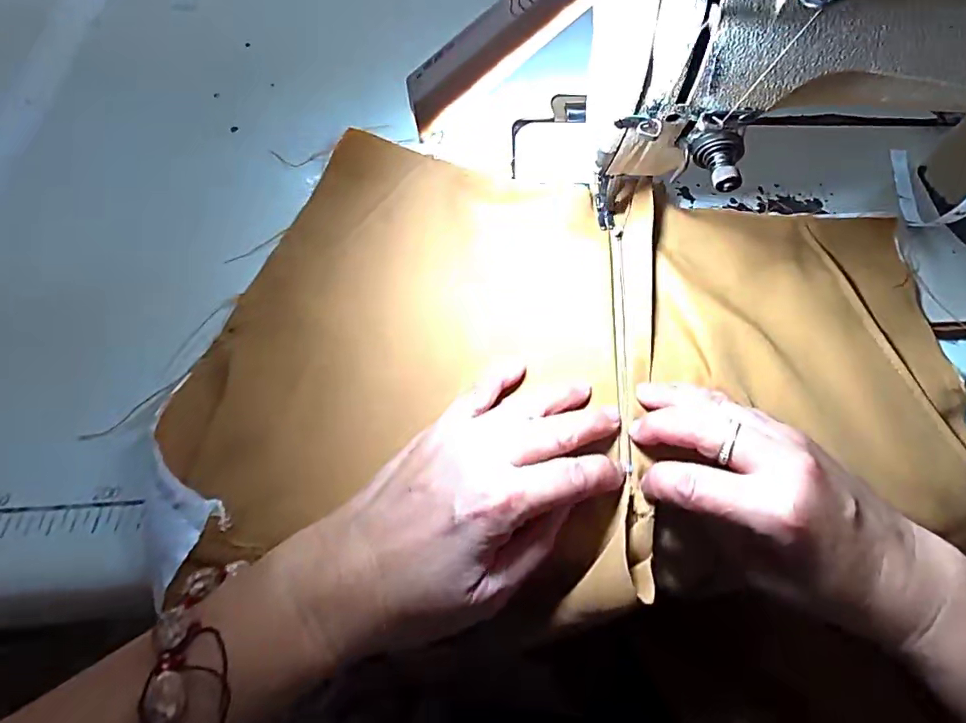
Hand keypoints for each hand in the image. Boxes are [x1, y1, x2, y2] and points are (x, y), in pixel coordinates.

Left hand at [280, 363, 623, 659]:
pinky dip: (498, 377)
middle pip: (551, 433)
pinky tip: (519, 366)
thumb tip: (569, 504)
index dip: (601, 474)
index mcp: (501, 504)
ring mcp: (458, 436)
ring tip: (584, 390)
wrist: (345, 574)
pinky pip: (474, 394)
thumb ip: (536, 545)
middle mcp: (484, 458)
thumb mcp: (488, 593)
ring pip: (520, 407)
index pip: (569, 478)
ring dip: (556, 397)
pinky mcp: (436, 429)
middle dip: (589, 426)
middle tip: (616, 418)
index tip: (621, 471)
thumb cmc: (418, 598)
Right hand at [628, 382, 965, 650]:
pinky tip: (689, 397)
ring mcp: (791, 439)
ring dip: (683, 399)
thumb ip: (715, 528)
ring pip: (725, 408)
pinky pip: (741, 407)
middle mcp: (782, 462)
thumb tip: (671, 498)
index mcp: (775, 507)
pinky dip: (708, 400)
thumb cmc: (828, 585)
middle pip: (710, 429)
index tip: (639, 480)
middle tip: (633, 423)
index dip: (662, 480)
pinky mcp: (795, 431)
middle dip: (666, 423)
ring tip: (647, 393)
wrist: (894, 567)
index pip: (699, 483)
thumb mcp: (764, 573)